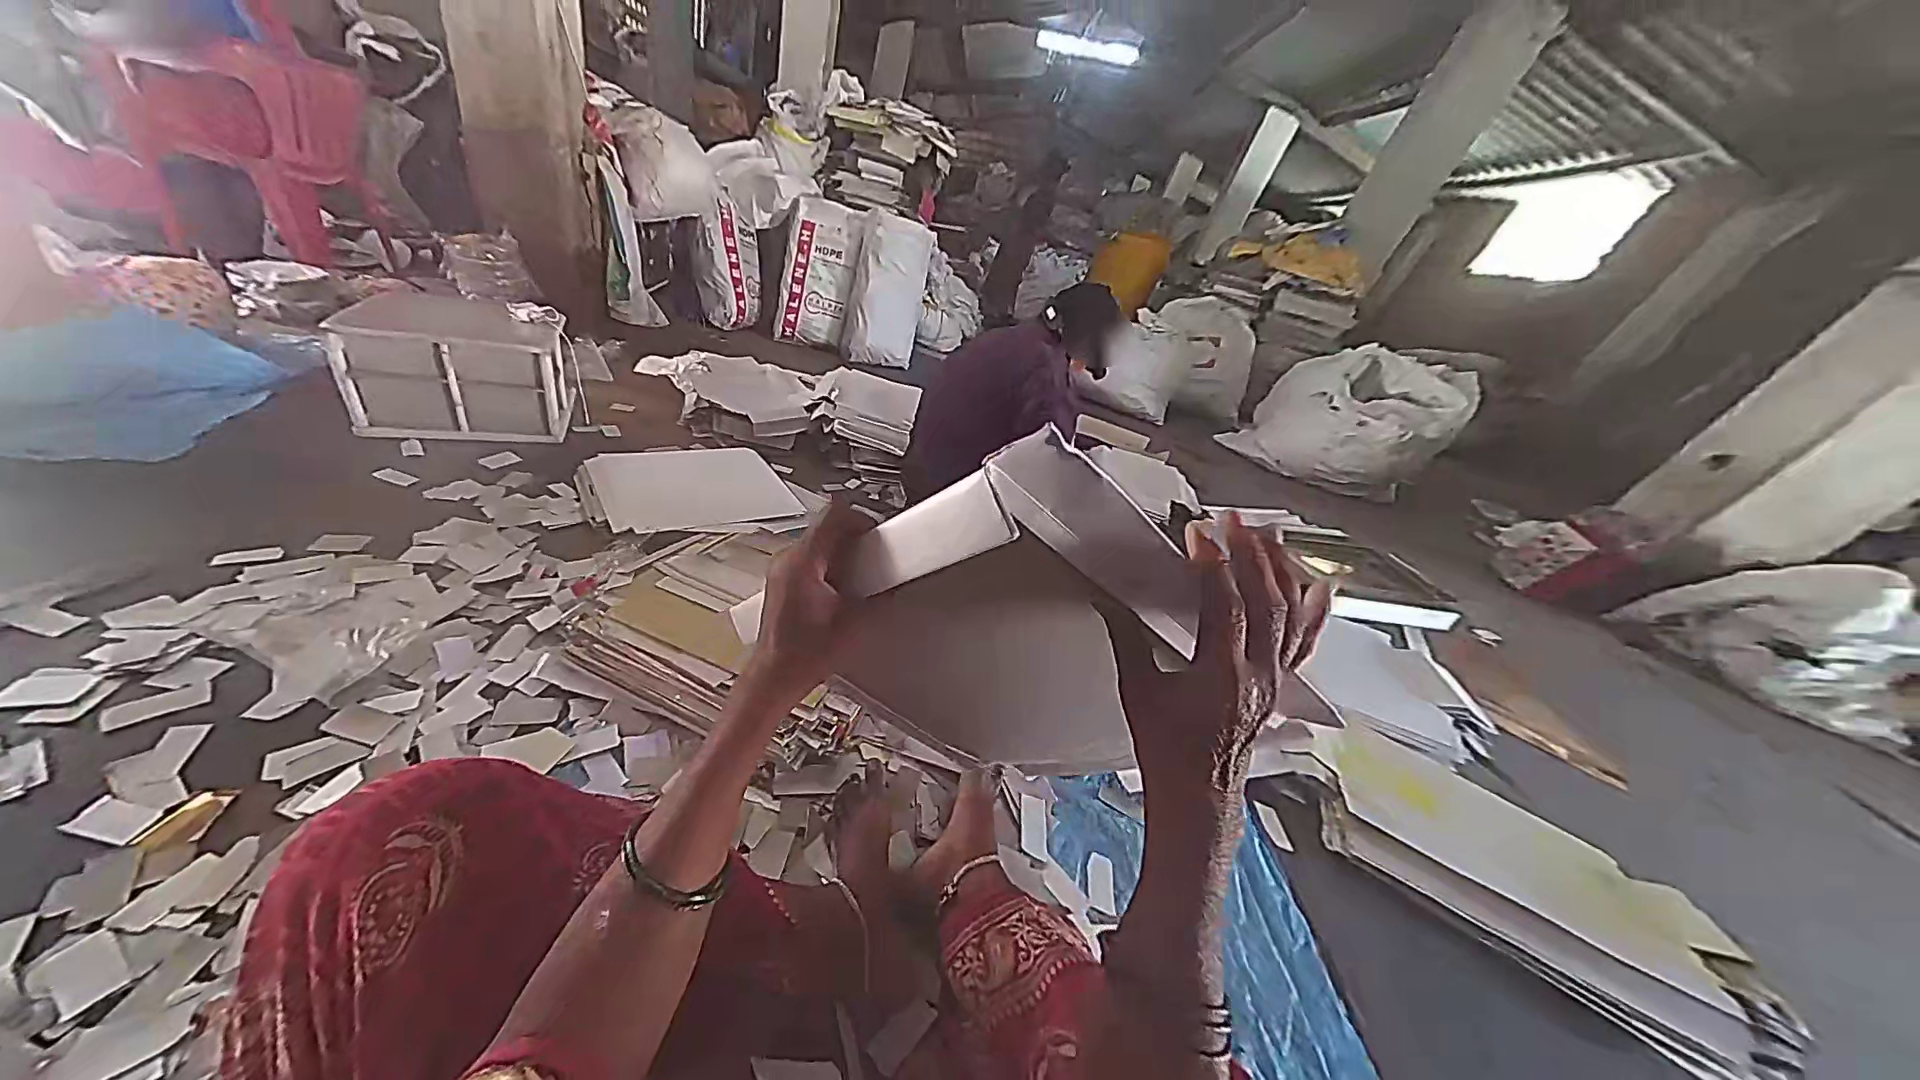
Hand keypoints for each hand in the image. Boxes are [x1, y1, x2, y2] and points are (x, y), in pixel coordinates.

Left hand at [742, 500, 874, 705]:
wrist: (776, 676)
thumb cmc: (803, 655)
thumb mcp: (855, 622)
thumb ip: (879, 596)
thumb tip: (894, 584)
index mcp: (803, 562)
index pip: (833, 515)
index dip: (861, 518)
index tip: (876, 531)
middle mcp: (787, 560)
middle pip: (826, 526)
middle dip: (855, 538)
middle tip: (874, 555)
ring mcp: (781, 570)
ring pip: (818, 541)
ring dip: (843, 552)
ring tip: (860, 575)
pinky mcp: (782, 581)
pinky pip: (809, 559)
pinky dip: (830, 565)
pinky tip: (843, 589)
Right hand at [1099, 513, 1332, 793]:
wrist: (1199, 788)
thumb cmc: (1168, 747)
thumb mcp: (1138, 691)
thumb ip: (1126, 640)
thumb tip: (1108, 603)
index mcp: (1220, 674)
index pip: (1224, 604)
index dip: (1211, 565)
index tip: (1198, 535)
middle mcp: (1257, 673)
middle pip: (1265, 600)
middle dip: (1249, 554)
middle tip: (1233, 521)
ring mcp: (1275, 677)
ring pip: (1290, 615)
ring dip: (1278, 569)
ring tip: (1267, 535)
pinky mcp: (1279, 682)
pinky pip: (1305, 641)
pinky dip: (1313, 610)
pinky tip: (1318, 586)